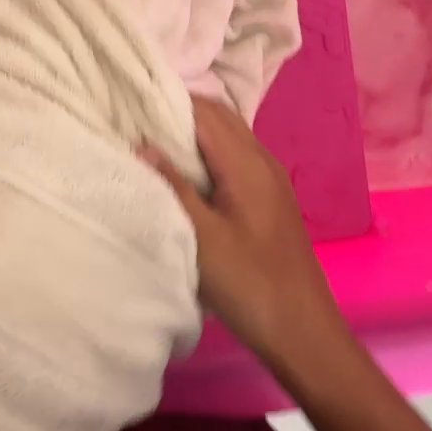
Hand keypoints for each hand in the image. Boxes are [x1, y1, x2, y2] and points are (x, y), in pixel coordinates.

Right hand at [144, 98, 346, 365]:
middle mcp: (262, 160)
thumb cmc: (248, 283)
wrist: (302, 330)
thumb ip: (173, 186)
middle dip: (179, 111)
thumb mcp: (202, 237)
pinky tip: (185, 172)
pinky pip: (235, 156)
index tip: (130, 102)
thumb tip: (143, 143)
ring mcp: (269, 179)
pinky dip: (208, 151)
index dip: (168, 100)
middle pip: (219, 116)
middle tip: (136, 118)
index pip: (204, 111)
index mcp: (246, 163)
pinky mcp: (269, 198)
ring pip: (228, 135)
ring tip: (153, 142)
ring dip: (194, 131)